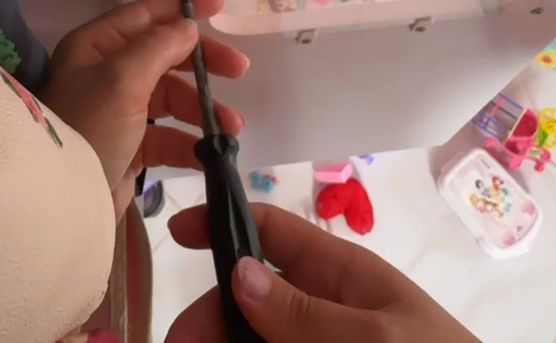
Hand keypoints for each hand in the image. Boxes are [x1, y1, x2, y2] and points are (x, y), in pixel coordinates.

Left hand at [41, 0, 248, 210]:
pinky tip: (210, 153)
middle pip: (164, 54)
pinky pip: (165, 135)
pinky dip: (188, 141)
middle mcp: (104, 71)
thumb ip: (159, 47)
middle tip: (239, 68)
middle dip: (202, 62)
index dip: (183, 8)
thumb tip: (188, 26)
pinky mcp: (127, 146)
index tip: (221, 2)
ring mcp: (117, 109)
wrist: (62, 203)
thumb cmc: (89, 127)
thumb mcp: (122, 79)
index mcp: (96, 45)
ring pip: (169, 96)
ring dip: (202, 108)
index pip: (145, 15)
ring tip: (232, 127)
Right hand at [164, 204, 480, 342]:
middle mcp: (324, 310)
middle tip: (178, 342)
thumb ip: (307, 314)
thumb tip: (239, 269)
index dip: (225, 224)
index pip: (274, 232)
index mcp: (342, 275)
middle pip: (252, 298)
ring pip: (257, 338)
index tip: (178, 233)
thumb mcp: (377, 341)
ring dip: (224, 339)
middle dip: (212, 313)